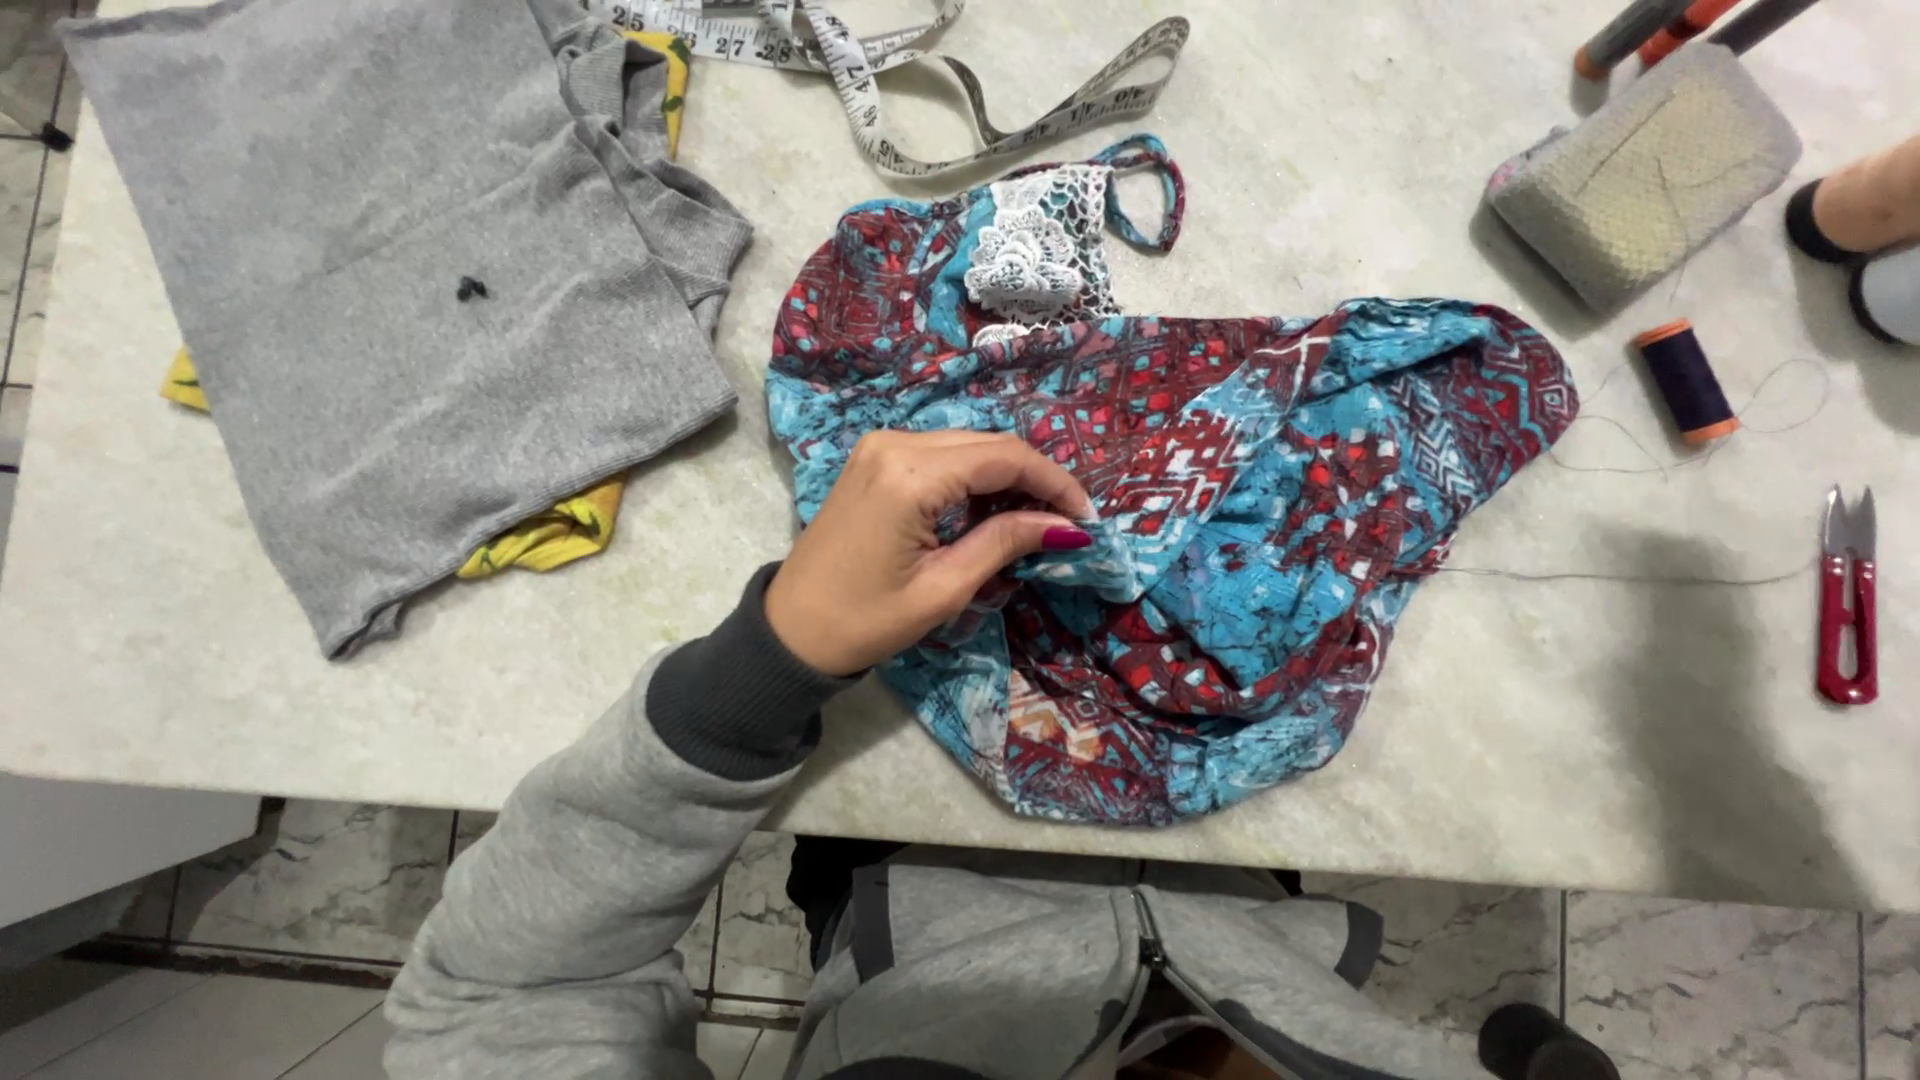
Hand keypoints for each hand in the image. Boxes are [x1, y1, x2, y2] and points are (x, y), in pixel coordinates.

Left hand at [765, 430, 1095, 675]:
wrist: (790, 631)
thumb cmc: (865, 621)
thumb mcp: (943, 588)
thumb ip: (1004, 542)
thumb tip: (1067, 527)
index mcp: (910, 474)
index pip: (1004, 457)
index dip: (1054, 482)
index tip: (1087, 518)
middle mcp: (894, 442)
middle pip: (988, 444)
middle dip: (1034, 477)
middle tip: (1066, 523)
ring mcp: (879, 446)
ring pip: (967, 445)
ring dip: (1006, 476)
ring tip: (1036, 520)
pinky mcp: (874, 459)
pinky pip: (940, 454)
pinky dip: (974, 477)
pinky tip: (992, 509)